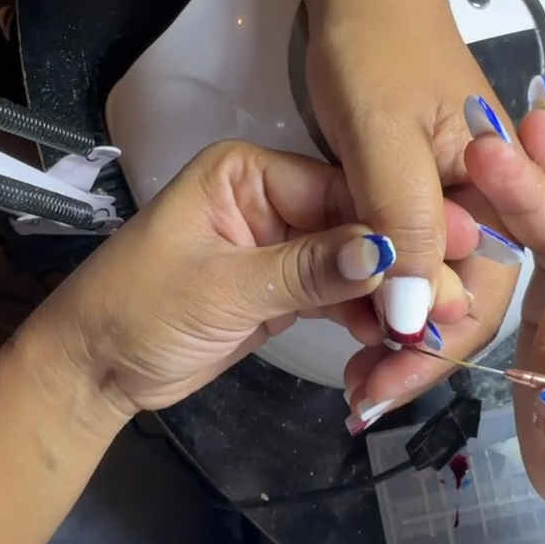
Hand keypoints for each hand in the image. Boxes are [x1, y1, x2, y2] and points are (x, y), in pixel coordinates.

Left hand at [27, 140, 452, 415]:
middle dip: (398, 269)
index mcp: (247, 173)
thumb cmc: (138, 310)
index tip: (448, 257)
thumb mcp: (222, 286)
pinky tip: (394, 338)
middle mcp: (269, 201)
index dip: (392, 227)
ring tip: (428, 331)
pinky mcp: (281, 290)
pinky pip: (335, 296)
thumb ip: (306, 269)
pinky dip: (363, 318)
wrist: (96, 370)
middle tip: (448, 307)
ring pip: (351, 266)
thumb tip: (385, 252)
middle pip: (354, 227)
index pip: (339, 189)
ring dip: (386, 300)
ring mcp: (278, 248)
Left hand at [304, 0, 499, 348]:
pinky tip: (352, 331)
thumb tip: (417, 317)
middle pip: (457, 296)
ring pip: (425, 286)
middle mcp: (479, 205)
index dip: (435, 340)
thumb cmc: (372, 51)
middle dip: (414, 349)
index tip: (386, 382)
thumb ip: (403, 223)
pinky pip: (399, 263)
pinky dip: (376, 300)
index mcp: (496, 192)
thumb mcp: (383, 137)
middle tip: (365, 395)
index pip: (481, 288)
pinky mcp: (406, 202)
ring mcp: (441, 203)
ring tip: (356, 381)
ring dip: (393, 334)